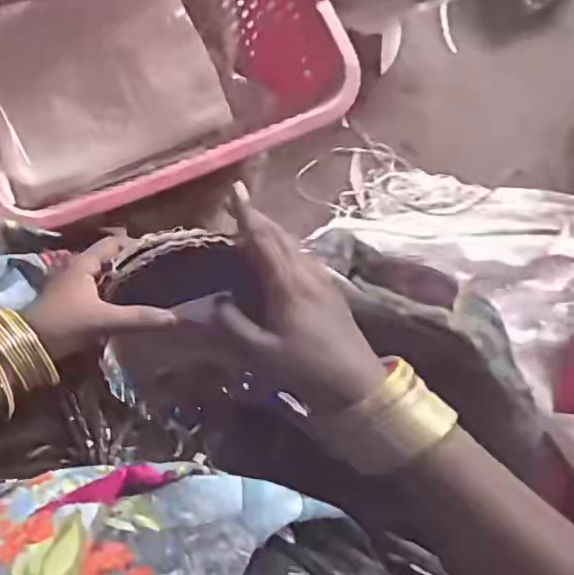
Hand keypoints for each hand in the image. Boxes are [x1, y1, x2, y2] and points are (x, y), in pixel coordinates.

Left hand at [22, 235, 179, 359]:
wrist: (28, 344)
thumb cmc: (64, 323)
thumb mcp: (104, 320)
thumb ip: (139, 318)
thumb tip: (176, 317)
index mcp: (83, 262)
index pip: (114, 243)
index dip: (136, 245)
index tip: (160, 254)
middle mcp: (76, 267)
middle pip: (109, 259)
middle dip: (131, 263)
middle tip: (160, 271)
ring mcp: (70, 283)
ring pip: (101, 275)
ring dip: (121, 279)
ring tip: (149, 286)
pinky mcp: (69, 300)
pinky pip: (95, 290)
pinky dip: (110, 292)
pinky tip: (126, 303)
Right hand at [212, 184, 387, 408]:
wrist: (358, 385)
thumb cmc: (306, 368)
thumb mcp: (260, 352)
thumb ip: (232, 324)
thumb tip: (215, 301)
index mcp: (288, 285)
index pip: (263, 240)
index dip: (246, 214)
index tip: (235, 189)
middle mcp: (306, 274)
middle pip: (279, 235)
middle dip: (256, 217)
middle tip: (235, 203)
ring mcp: (321, 280)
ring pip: (292, 244)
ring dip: (269, 231)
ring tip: (249, 225)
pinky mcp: (328, 290)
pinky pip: (300, 257)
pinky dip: (281, 246)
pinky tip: (274, 256)